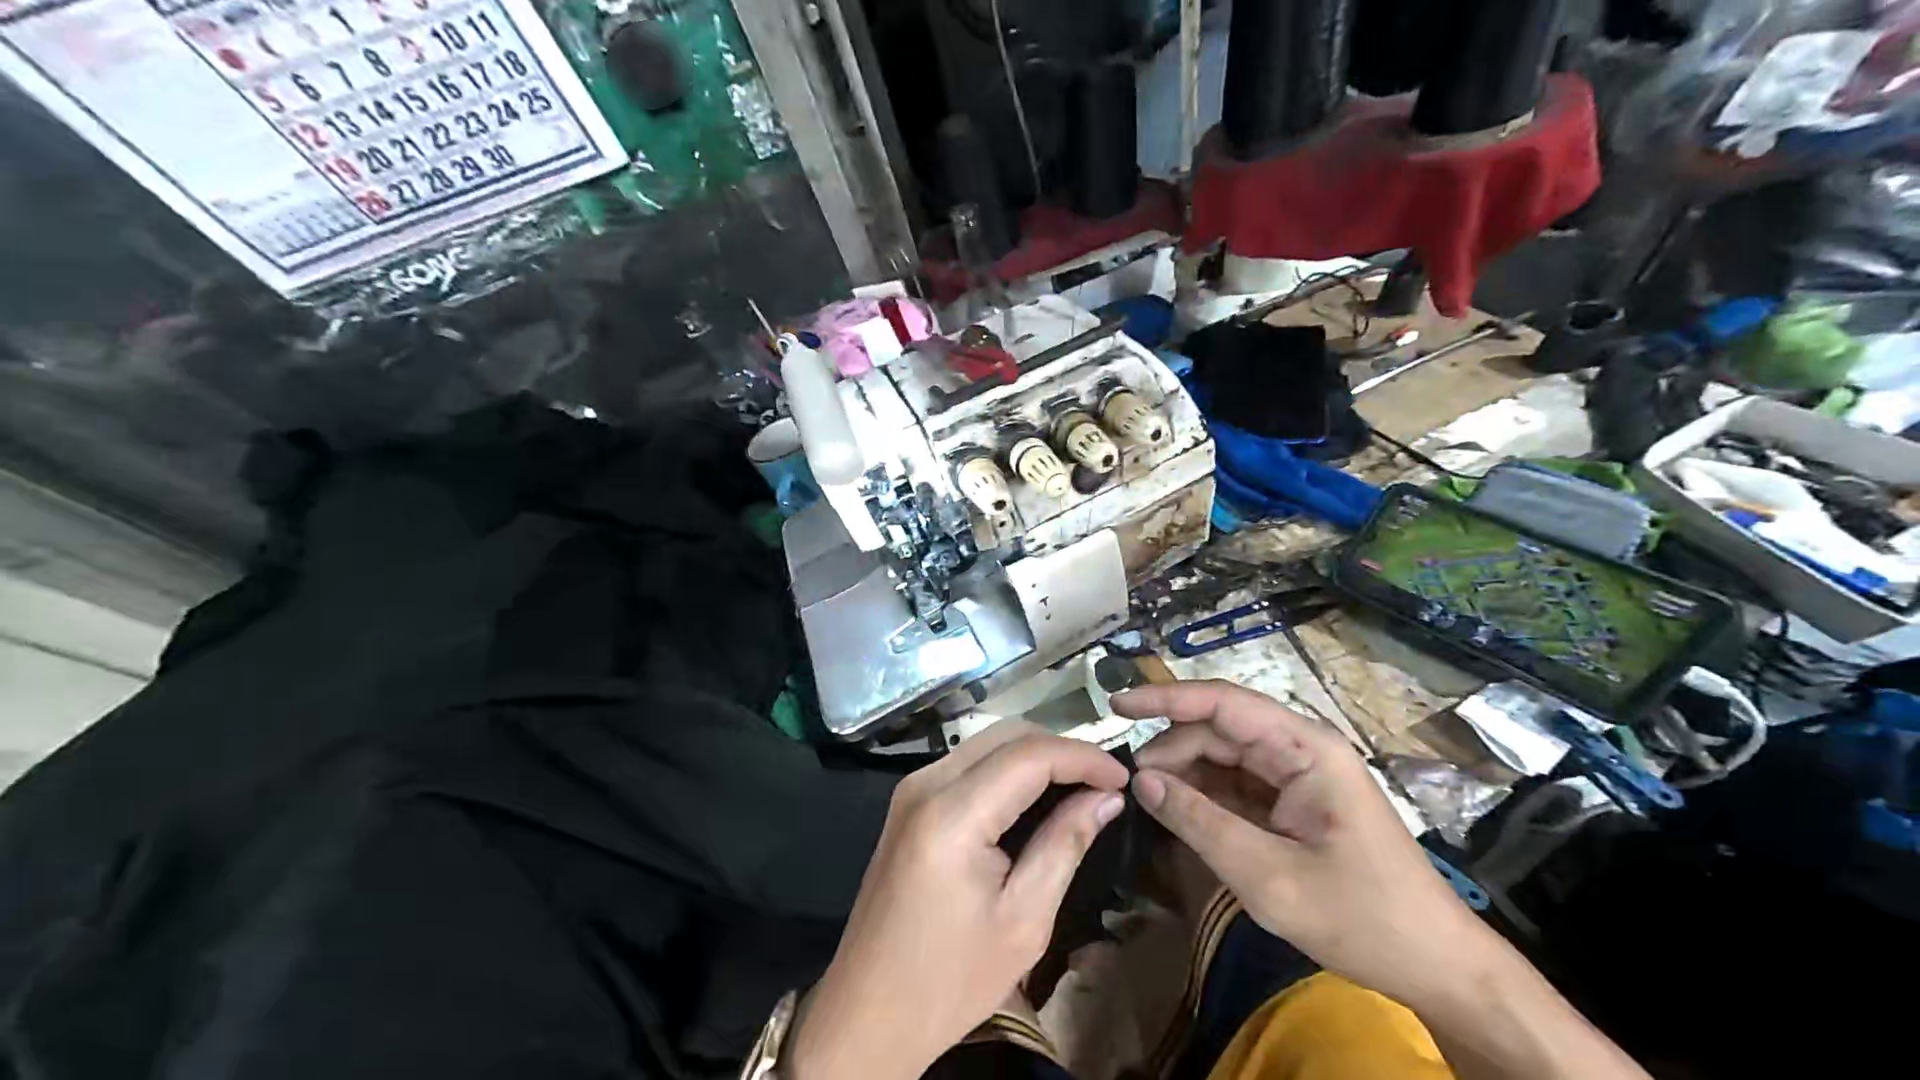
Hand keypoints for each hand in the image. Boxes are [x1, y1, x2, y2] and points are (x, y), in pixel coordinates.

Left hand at [785, 722, 1129, 1079]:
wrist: (869, 1010)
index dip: (1083, 758)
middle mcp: (925, 784)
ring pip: (986, 742)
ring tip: (1079, 786)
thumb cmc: (951, 980)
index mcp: (951, 815)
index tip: (1123, 778)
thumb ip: (1066, 844)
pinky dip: (1007, 768)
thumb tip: (1107, 798)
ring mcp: (911, 788)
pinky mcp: (908, 801)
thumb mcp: (1024, 920)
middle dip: (1061, 749)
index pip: (1028, 755)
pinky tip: (1035, 795)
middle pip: (1005, 736)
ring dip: (1035, 755)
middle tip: (1104, 783)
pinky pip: (967, 763)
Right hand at [1111, 681, 1497, 1009]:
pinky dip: (1204, 794)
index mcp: (1305, 749)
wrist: (1435, 965)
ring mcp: (1298, 776)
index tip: (1117, 704)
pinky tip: (1179, 810)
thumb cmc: (1359, 917)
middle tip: (1132, 782)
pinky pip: (1237, 783)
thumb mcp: (1267, 875)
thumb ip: (1199, 822)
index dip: (1166, 698)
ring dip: (1185, 771)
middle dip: (1172, 747)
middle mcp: (1300, 749)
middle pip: (1219, 728)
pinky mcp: (1294, 802)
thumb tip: (1142, 781)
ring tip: (1150, 798)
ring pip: (1224, 755)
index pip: (1223, 703)